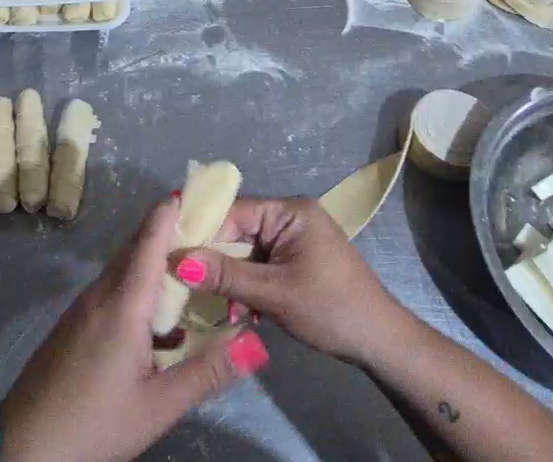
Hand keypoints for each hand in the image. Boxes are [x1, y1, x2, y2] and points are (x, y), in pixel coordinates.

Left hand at [0, 196, 268, 461]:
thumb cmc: (96, 423)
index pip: (149, 241)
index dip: (169, 212)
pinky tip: (159, 321)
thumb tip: (255, 343)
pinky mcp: (74, 327)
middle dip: (168, 234)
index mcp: (123, 303)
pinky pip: (112, 292)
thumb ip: (208, 372)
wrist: (23, 446)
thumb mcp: (159, 405)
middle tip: (208, 232)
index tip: (193, 190)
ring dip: (155, 265)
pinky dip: (138, 289)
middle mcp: (100, 294)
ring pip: (124, 273)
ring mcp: (82, 310)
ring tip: (192, 273)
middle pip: (136, 250)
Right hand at [173, 196, 407, 363]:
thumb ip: (225, 275)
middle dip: (213, 260)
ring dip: (228, 277)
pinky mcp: (294, 262)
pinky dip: (245, 285)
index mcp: (289, 211)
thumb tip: (176, 259)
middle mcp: (289, 217)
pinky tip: (232, 308)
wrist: (381, 342)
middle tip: (183, 284)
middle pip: (236, 231)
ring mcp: (293, 240)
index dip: (202, 233)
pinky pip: (258, 265)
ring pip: (244, 252)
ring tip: (206, 302)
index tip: (172, 257)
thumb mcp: (274, 293)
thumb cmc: (331, 309)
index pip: (233, 212)